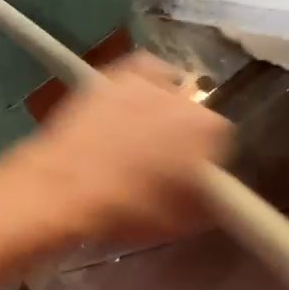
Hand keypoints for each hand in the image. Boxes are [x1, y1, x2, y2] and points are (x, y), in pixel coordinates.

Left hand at [0, 53, 233, 246]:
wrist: (66, 186)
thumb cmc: (128, 209)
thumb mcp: (182, 220)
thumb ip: (209, 199)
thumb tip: (212, 193)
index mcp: (210, 131)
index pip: (221, 141)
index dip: (205, 161)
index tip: (191, 176)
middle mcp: (185, 98)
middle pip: (194, 113)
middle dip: (183, 134)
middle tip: (163, 161)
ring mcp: (147, 80)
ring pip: (169, 91)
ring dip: (162, 110)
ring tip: (141, 135)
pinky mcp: (115, 73)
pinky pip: (143, 69)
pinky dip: (144, 81)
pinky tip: (137, 98)